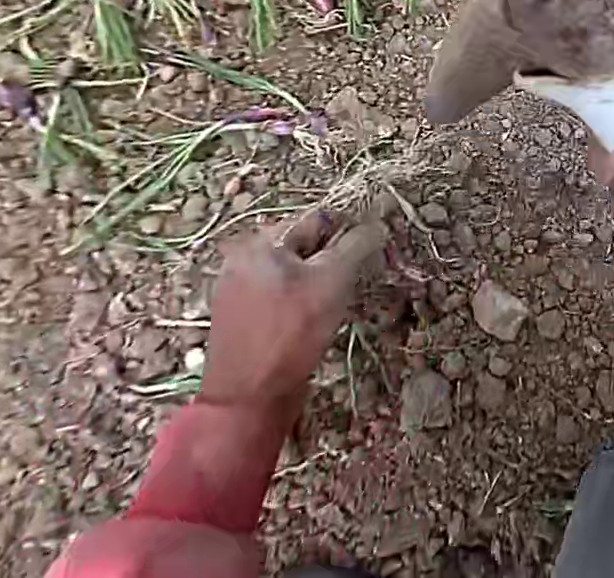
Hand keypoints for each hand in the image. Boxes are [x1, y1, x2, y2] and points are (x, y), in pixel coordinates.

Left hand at [200, 209, 385, 410]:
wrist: (249, 396)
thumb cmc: (293, 329)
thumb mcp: (335, 278)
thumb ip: (358, 243)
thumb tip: (376, 225)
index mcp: (259, 243)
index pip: (319, 219)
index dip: (350, 231)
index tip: (369, 252)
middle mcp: (241, 259)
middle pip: (307, 243)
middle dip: (335, 257)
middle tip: (351, 278)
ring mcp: (237, 287)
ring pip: (298, 268)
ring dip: (322, 277)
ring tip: (334, 299)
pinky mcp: (241, 313)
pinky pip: (282, 289)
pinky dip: (304, 295)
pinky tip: (314, 316)